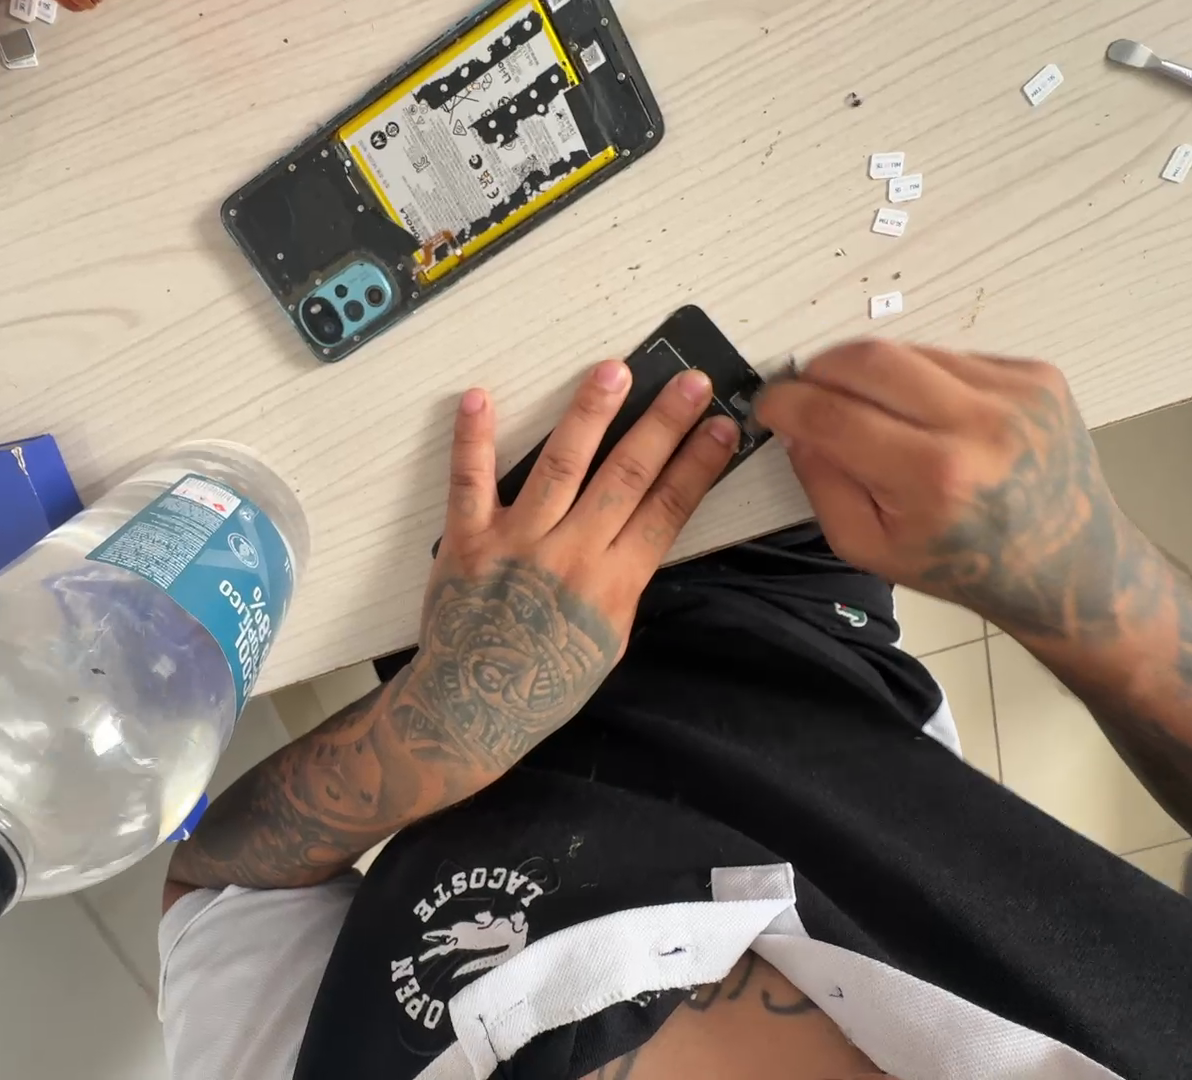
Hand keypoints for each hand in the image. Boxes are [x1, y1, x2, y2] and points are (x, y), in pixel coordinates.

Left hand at [408, 360, 739, 767]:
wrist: (474, 708)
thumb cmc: (546, 682)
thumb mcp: (608, 640)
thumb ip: (623, 582)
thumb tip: (641, 530)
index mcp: (613, 584)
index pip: (667, 509)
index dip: (699, 463)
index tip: (724, 425)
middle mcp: (570, 554)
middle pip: (626, 477)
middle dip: (663, 425)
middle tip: (692, 381)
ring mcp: (516, 542)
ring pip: (560, 466)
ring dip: (589, 414)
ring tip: (614, 370)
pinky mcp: (467, 539)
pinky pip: (469, 482)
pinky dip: (472, 440)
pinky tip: (478, 397)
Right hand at [756, 339, 1147, 639]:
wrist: (1067, 566)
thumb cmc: (955, 565)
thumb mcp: (865, 546)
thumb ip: (821, 484)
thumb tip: (796, 430)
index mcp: (930, 478)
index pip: (832, 415)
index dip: (785, 402)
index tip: (767, 404)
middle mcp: (978, 424)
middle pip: (868, 359)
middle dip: (817, 370)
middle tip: (804, 393)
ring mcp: (1016, 392)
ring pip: (906, 351)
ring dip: (865, 375)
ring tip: (865, 411)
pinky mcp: (1037, 375)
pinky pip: (946, 356)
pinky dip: (913, 378)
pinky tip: (920, 415)